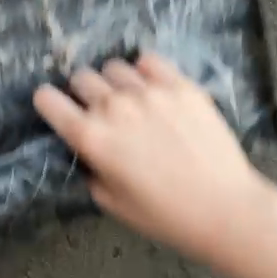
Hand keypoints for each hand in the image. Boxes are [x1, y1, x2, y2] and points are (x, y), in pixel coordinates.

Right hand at [33, 54, 272, 261]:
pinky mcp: (181, 87)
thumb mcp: (110, 201)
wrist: (230, 212)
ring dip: (116, 83)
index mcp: (90, 137)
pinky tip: (154, 89)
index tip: (59, 111)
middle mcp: (113, 108)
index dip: (50, 105)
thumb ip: (90, 167)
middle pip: (80, 78)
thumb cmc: (166, 216)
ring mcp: (148, 93)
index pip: (46, 99)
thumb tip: (87, 149)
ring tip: (132, 102)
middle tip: (103, 114)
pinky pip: (149, 61)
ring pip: (113, 67)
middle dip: (85, 94)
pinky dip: (146, 72)